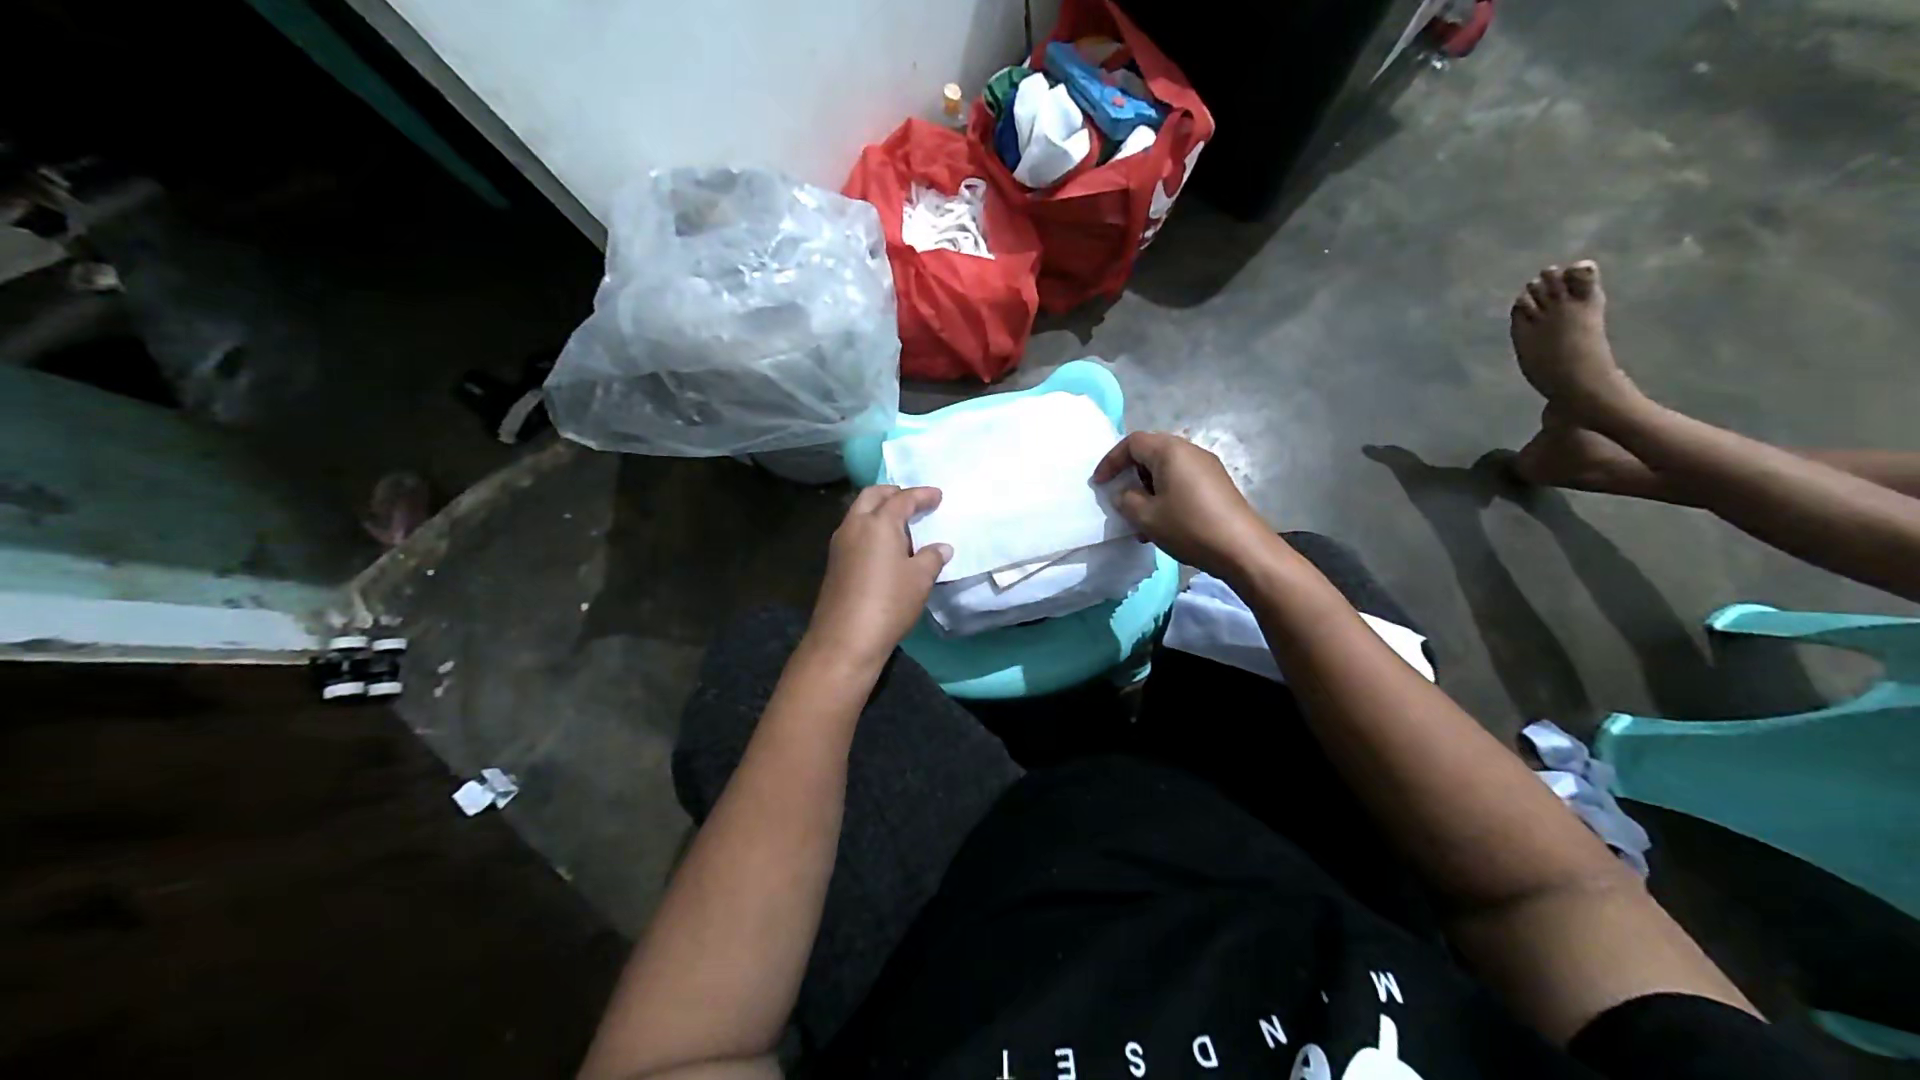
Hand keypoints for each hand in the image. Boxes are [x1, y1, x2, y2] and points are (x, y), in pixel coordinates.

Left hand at [804, 485, 949, 668]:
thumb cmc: (889, 603)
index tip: (937, 496)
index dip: (922, 495)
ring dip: (879, 510)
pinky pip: (854, 531)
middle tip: (913, 501)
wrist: (845, 639)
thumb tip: (941, 547)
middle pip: (873, 496)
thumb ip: (932, 557)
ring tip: (901, 523)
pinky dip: (870, 527)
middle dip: (894, 493)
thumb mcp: (920, 579)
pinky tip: (885, 546)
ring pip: (859, 512)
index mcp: (878, 523)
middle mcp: (855, 525)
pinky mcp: (835, 561)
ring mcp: (840, 543)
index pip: (902, 499)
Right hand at [1092, 432, 1277, 579]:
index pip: (1132, 442)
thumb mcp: (1146, 517)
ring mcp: (1207, 467)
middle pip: (1150, 452)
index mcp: (1170, 451)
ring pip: (1166, 470)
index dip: (1111, 461)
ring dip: (1147, 489)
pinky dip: (1165, 495)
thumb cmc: (1189, 527)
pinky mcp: (1217, 484)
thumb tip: (1124, 493)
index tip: (1099, 483)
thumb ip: (1126, 500)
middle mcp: (1190, 451)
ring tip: (1139, 518)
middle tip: (1118, 497)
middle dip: (1130, 474)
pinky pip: (1182, 481)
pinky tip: (1163, 524)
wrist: (1242, 549)